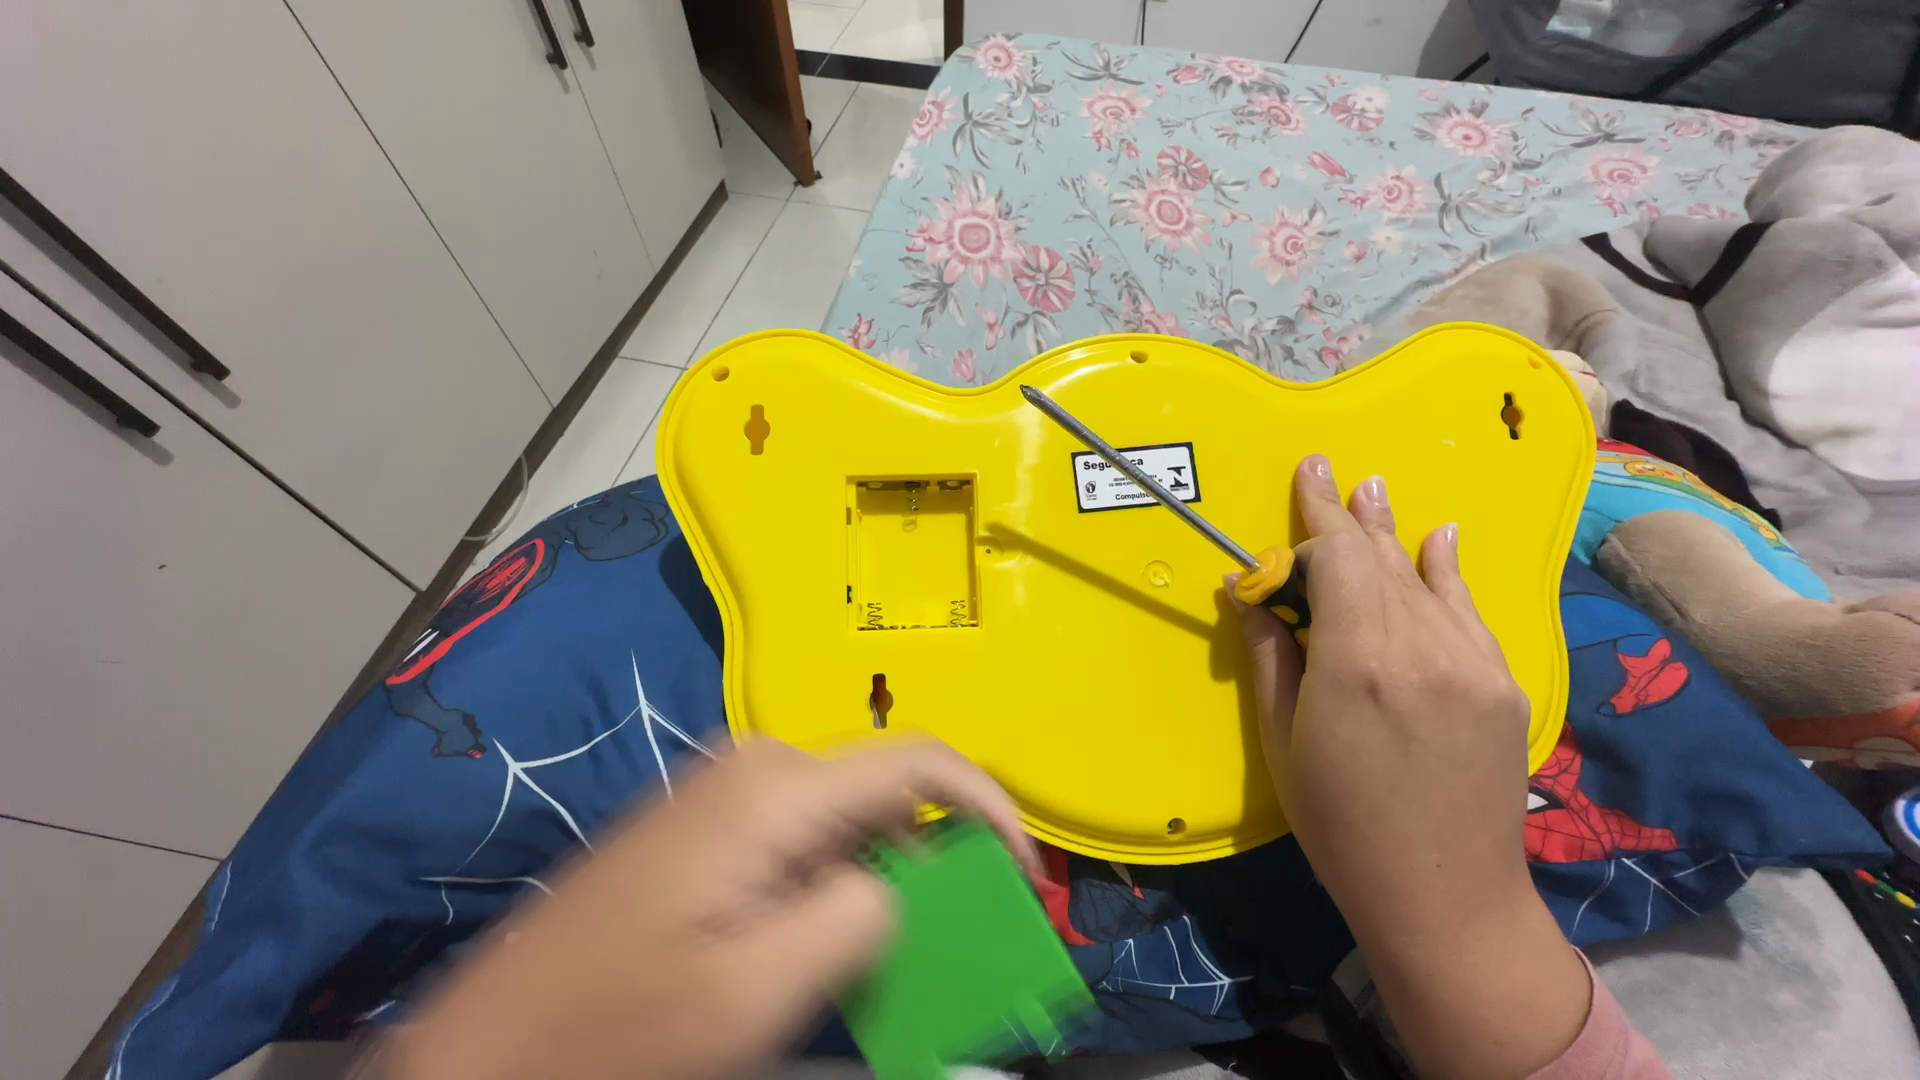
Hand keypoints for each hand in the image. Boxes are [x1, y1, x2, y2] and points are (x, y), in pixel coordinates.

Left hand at [384, 737, 1037, 1079]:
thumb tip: (901, 882)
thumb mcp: (754, 994)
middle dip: (936, 856)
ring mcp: (729, 790)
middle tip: (963, 935)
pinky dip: (843, 882)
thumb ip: (856, 919)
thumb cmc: (616, 1029)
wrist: (485, 1050)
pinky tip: (832, 943)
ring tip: (899, 954)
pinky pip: (808, 838)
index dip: (988, 805)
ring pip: (849, 819)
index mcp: (773, 787)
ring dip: (888, 876)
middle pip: (885, 791)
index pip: (916, 761)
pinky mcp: (712, 822)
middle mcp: (757, 765)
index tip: (1025, 873)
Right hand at [1231, 455, 1588, 1079]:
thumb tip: (1250, 595)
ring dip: (1394, 534)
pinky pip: (1469, 611)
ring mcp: (1471, 664)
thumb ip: (1270, 657)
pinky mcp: (1502, 684)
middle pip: (1379, 561)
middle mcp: (1421, 649)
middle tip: (1330, 470)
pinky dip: (1449, 571)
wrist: (1446, 896)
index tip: (1308, 472)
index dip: (1317, 515)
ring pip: (1424, 579)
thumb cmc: (1340, 823)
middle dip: (1349, 516)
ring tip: (1374, 489)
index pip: (1337, 561)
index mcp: (1356, 663)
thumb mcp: (1282, 742)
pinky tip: (1440, 538)